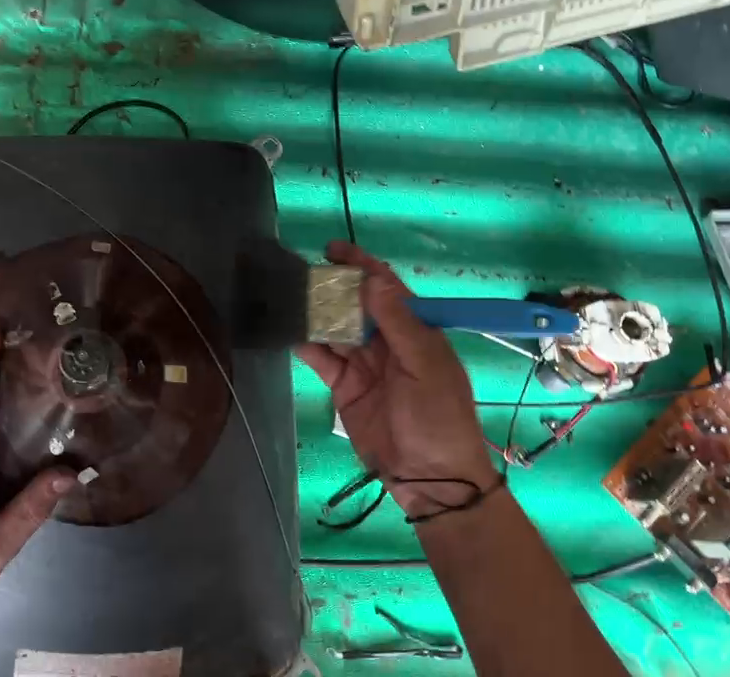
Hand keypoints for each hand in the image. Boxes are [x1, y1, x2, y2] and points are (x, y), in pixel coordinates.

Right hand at [295, 242, 494, 515]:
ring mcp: (364, 364)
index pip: (386, 288)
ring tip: (290, 294)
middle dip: (332, 287)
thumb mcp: (425, 366)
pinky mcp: (344, 387)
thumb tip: (373, 278)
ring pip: (335, 328)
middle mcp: (388, 342)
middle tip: (303, 272)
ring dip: (316, 312)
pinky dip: (307, 344)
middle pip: (355, 305)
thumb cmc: (439, 418)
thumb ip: (398, 322)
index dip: (362, 266)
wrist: (431, 479)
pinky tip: (290, 330)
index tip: (333, 250)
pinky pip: (322, 358)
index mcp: (416, 331)